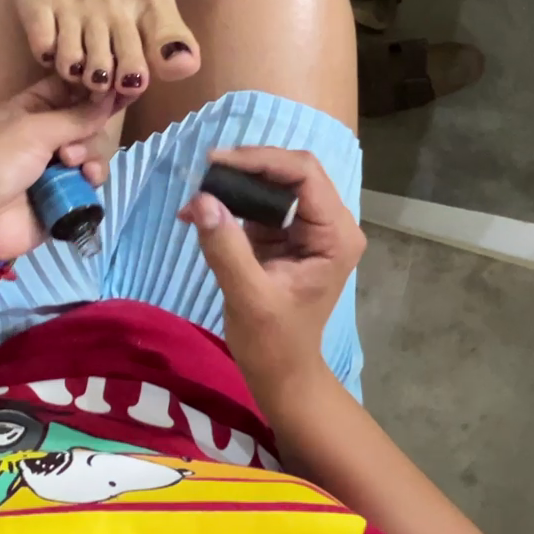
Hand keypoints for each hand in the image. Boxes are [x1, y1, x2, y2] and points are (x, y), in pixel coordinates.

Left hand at [0, 77, 115, 259]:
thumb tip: (109, 97)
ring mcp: (55, 166)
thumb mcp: (32, 130)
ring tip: (73, 165)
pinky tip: (87, 180)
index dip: (91, 88)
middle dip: (88, 130)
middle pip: (86, 121)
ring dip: (91, 155)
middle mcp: (44, 135)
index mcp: (28, 109)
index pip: (67, 89)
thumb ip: (75, 117)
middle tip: (70, 148)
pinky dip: (93, 177)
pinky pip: (91, 180)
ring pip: (93, 150)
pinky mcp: (65, 194)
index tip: (117, 86)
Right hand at [178, 148, 366, 381]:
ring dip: (236, 181)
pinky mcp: (284, 234)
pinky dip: (230, 200)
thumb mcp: (248, 297)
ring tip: (199, 193)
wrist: (280, 372)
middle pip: (292, 170)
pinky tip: (201, 210)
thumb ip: (226, 248)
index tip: (216, 163)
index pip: (304, 175)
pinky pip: (259, 201)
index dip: (261, 161)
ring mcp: (306, 227)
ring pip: (274, 181)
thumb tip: (201, 200)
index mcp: (335, 235)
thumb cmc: (273, 342)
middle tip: (204, 173)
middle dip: (248, 166)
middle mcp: (328, 223)